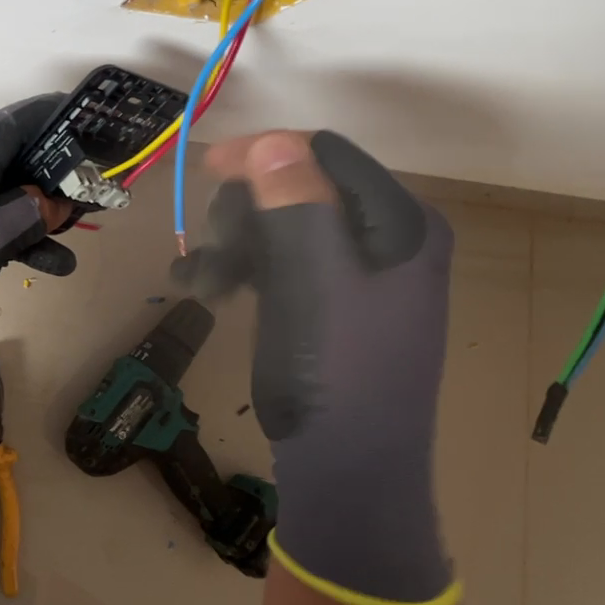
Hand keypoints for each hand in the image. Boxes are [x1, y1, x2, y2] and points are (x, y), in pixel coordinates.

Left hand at [0, 97, 76, 350]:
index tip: (108, 142)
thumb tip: (57, 200)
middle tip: (96, 204)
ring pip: (5, 190)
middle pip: (24, 155)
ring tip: (73, 246)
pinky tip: (41, 261)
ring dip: (38, 217)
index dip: (75, 127)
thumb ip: (32, 213)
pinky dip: (9, 230)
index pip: (37, 115)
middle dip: (61, 181)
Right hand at [176, 130, 457, 604]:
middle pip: (300, 188)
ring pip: (281, 225)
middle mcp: (386, 239)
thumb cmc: (336, 367)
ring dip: (234, 244)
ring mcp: (357, 272)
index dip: (266, 154)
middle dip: (245, 211)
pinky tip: (209, 290)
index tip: (208, 167)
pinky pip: (281, 261)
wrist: (347, 464)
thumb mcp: (312, 277)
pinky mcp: (330, 301)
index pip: (329, 155)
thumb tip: (273, 140)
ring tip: (202, 280)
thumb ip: (298, 202)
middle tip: (211, 242)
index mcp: (402, 223)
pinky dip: (242, 268)